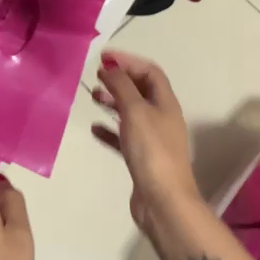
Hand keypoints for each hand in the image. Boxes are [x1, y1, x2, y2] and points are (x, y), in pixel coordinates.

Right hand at [93, 51, 204, 227]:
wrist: (163, 201)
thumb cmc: (151, 150)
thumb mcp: (135, 110)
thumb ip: (122, 86)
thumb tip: (110, 68)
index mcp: (165, 103)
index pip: (150, 72)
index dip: (128, 61)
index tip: (104, 58)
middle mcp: (161, 118)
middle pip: (140, 90)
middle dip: (119, 80)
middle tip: (97, 76)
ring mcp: (152, 140)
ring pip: (131, 112)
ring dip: (113, 102)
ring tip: (94, 98)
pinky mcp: (141, 159)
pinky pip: (123, 137)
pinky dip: (109, 129)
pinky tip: (94, 129)